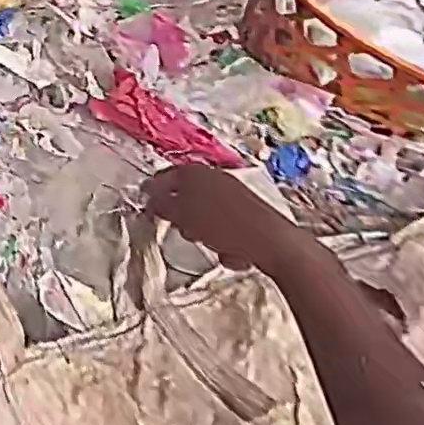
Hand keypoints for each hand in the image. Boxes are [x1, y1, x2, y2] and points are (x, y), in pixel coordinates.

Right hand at [143, 165, 317, 277]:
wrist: (274, 243)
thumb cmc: (221, 224)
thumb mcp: (180, 215)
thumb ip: (161, 205)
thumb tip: (152, 201)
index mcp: (193, 171)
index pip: (163, 178)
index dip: (152, 193)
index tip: (148, 209)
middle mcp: (214, 177)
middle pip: (187, 195)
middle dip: (183, 215)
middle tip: (181, 229)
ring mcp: (236, 194)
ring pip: (209, 212)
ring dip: (205, 229)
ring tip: (210, 245)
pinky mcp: (254, 213)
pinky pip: (230, 224)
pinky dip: (227, 237)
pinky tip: (232, 253)